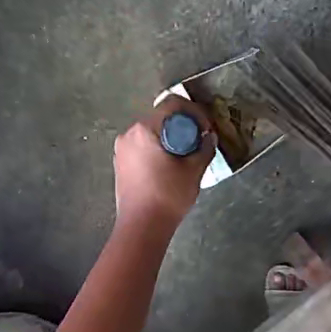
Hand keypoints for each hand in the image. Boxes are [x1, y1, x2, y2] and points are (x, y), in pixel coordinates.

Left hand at [112, 96, 214, 232]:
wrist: (142, 226)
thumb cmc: (168, 196)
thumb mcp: (193, 171)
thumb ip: (204, 149)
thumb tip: (209, 137)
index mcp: (145, 129)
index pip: (173, 104)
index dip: (195, 112)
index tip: (206, 130)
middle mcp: (129, 133)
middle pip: (161, 118)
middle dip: (182, 127)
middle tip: (199, 144)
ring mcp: (122, 148)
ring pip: (152, 133)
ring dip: (170, 140)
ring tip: (185, 158)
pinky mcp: (121, 163)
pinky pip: (143, 147)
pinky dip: (158, 150)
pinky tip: (169, 168)